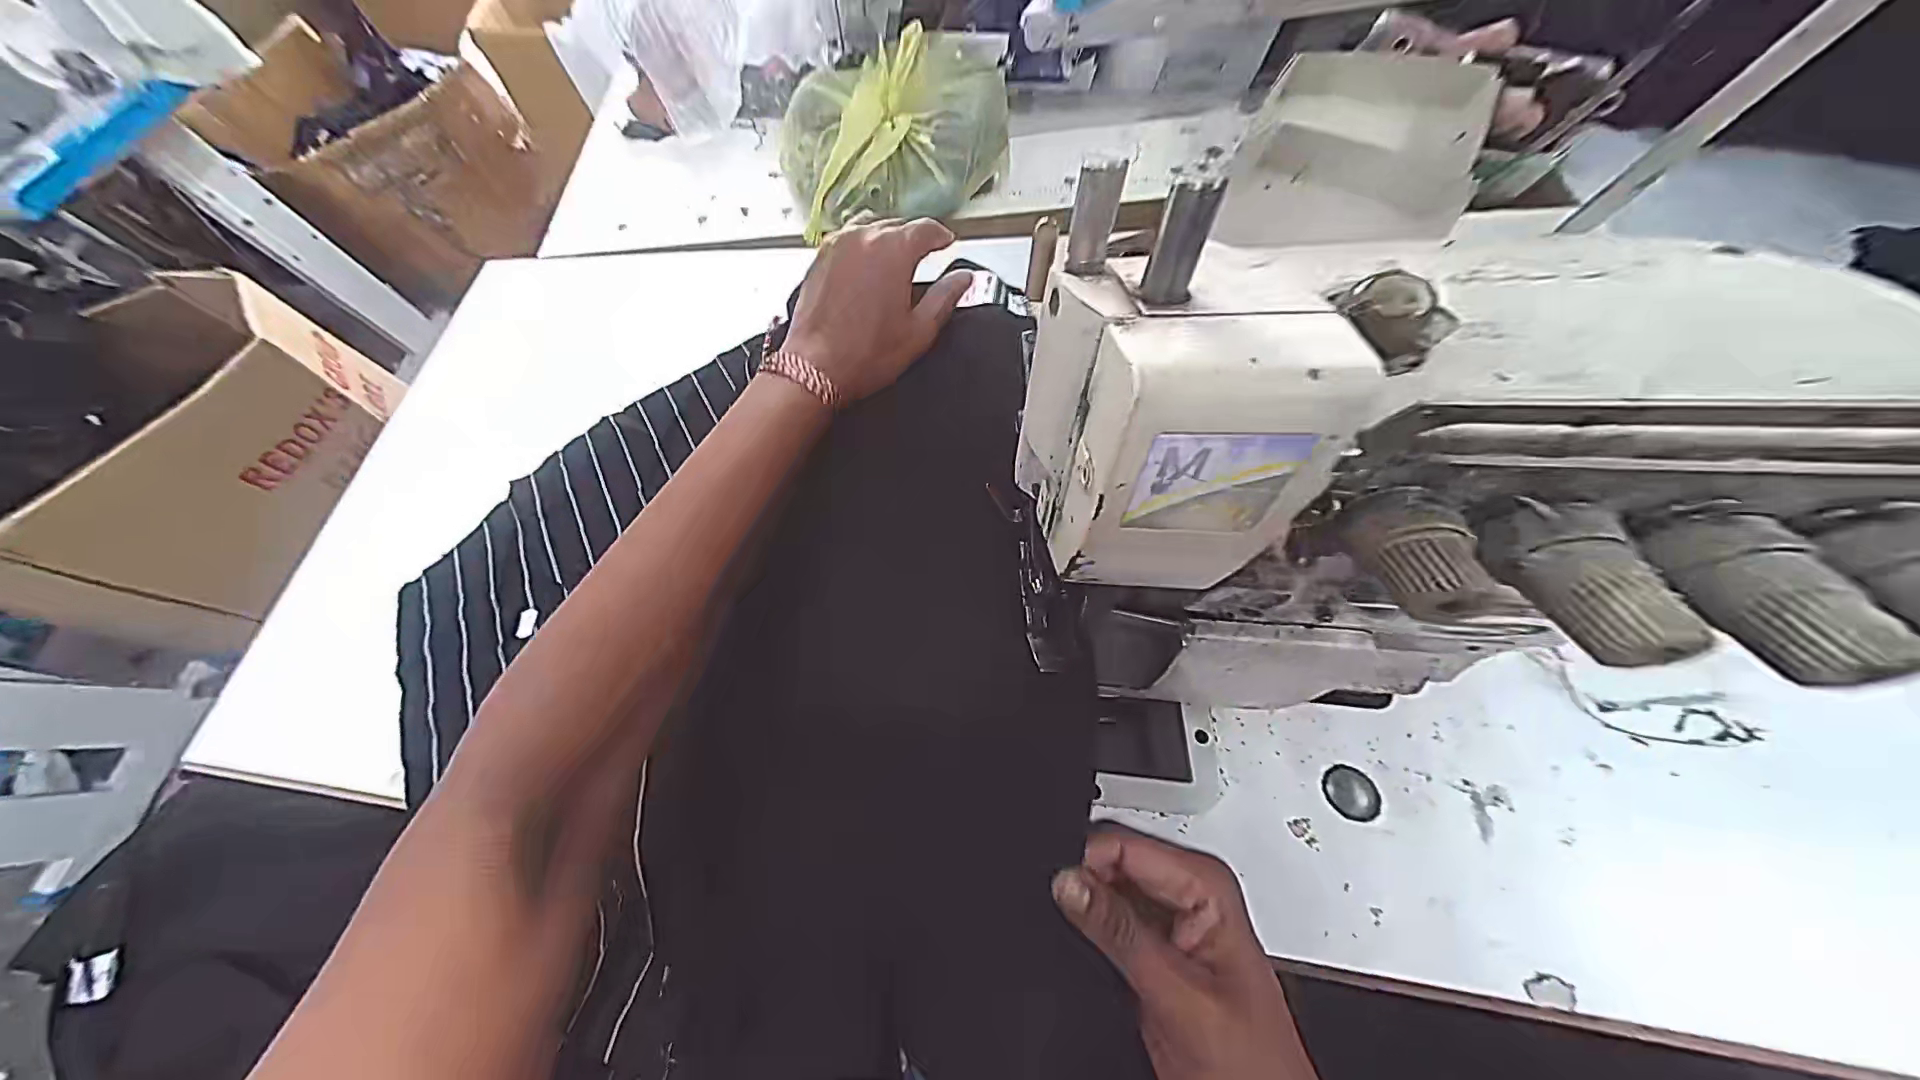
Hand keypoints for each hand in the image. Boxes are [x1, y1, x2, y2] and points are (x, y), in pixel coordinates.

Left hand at [782, 217, 973, 402]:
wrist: (815, 369)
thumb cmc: (863, 355)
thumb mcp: (919, 330)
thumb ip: (946, 297)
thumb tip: (964, 280)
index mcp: (893, 250)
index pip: (926, 229)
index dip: (941, 236)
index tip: (946, 242)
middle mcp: (862, 239)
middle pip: (897, 226)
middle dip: (914, 240)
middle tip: (924, 257)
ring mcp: (836, 246)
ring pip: (870, 230)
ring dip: (886, 242)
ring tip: (895, 263)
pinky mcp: (818, 260)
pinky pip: (847, 243)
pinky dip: (862, 251)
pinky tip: (867, 273)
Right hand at [1053, 825, 1319, 1079]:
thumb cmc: (1251, 1065)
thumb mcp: (1177, 996)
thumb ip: (1120, 933)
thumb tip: (1070, 882)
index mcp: (1206, 884)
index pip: (1124, 843)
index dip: (1085, 863)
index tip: (1063, 891)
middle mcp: (1190, 890)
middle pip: (1113, 859)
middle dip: (1086, 883)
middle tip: (1074, 918)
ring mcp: (1171, 917)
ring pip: (1106, 887)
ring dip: (1089, 909)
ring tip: (1094, 946)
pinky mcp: (1154, 943)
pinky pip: (1109, 917)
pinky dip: (1093, 930)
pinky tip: (1099, 956)